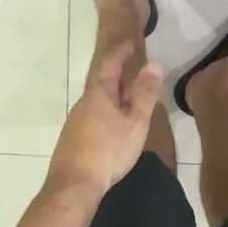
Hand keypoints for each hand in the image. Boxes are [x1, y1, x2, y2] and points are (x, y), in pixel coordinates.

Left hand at [47, 42, 164, 197]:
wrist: (74, 184)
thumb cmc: (108, 150)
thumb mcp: (134, 122)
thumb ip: (144, 94)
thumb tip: (153, 64)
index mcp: (98, 93)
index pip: (110, 63)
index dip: (122, 51)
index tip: (132, 42)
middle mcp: (83, 103)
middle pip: (102, 81)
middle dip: (119, 74)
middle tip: (137, 70)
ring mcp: (76, 122)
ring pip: (98, 101)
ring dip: (114, 95)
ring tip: (131, 99)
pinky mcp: (74, 139)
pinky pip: (94, 116)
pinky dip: (107, 112)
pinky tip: (115, 126)